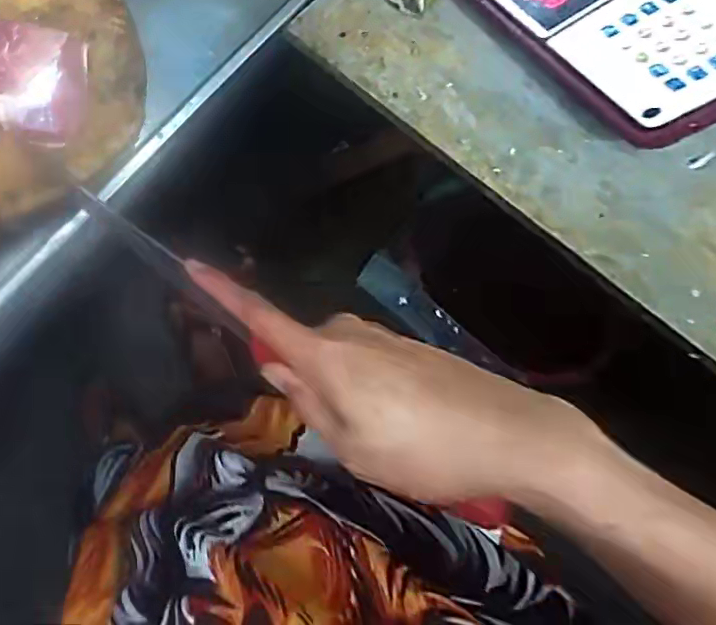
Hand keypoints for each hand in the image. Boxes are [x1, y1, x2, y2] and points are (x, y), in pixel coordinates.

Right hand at [188, 261, 607, 507]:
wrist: (525, 439)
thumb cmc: (426, 451)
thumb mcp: (353, 449)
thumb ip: (305, 403)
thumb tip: (274, 365)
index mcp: (322, 354)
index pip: (258, 315)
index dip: (221, 290)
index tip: (190, 264)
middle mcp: (343, 331)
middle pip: (300, 347)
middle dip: (305, 380)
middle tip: (346, 434)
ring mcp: (378, 335)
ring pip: (336, 358)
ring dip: (343, 389)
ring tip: (392, 439)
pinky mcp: (408, 346)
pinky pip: (367, 360)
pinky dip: (373, 389)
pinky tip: (414, 426)